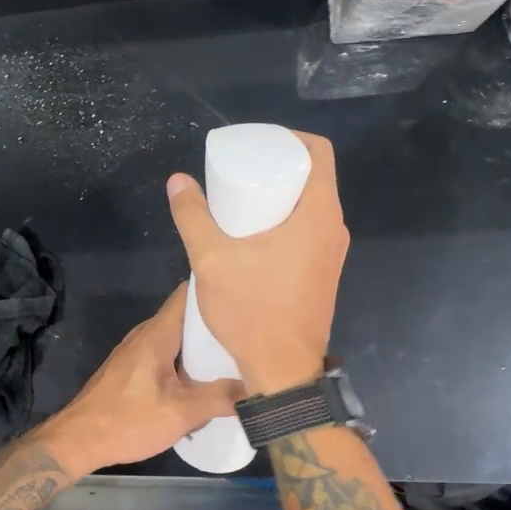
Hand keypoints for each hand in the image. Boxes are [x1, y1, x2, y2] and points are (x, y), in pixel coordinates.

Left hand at [36, 284, 242, 475]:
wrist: (79, 439)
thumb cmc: (128, 420)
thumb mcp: (181, 413)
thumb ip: (220, 398)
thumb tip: (257, 388)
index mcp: (156, 334)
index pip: (187, 293)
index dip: (216, 289)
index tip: (247, 295)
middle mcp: (145, 335)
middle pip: (186, 317)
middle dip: (217, 323)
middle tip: (253, 333)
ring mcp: (136, 352)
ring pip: (177, 339)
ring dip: (203, 347)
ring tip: (238, 357)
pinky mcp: (132, 370)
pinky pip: (167, 355)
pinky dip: (188, 362)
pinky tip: (206, 382)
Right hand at [167, 130, 348, 394]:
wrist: (282, 371)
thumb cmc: (252, 309)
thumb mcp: (212, 258)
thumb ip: (193, 217)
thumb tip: (177, 180)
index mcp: (318, 215)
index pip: (319, 153)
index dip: (288, 138)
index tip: (254, 143)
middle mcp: (333, 229)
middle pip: (312, 178)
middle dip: (274, 168)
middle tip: (236, 171)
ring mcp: (330, 254)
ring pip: (308, 207)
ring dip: (276, 198)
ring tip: (236, 201)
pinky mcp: (320, 273)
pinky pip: (305, 231)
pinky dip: (281, 222)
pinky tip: (248, 235)